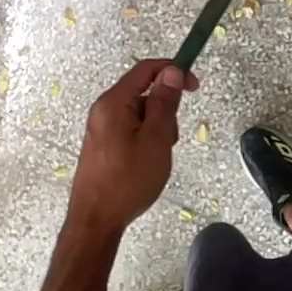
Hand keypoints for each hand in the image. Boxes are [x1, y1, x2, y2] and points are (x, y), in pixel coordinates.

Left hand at [69, 60, 198, 234]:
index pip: (146, 70)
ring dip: (157, 127)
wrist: (96, 220)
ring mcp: (101, 128)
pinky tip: (148, 162)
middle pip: (143, 92)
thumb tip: (172, 71)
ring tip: (158, 156)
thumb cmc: (128, 180)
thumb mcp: (156, 139)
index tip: (195, 86)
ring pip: (139, 113)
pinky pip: (130, 128)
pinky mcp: (103, 144)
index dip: (173, 71)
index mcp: (114, 103)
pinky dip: (146, 138)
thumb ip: (164, 103)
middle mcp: (103, 109)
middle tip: (171, 138)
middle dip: (165, 108)